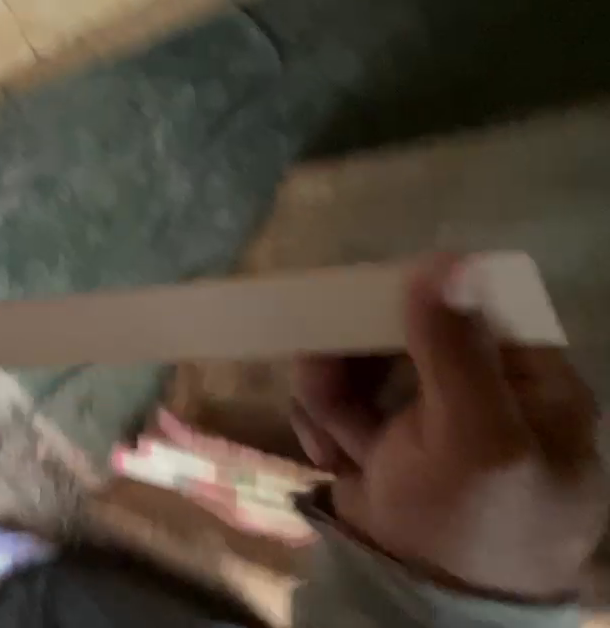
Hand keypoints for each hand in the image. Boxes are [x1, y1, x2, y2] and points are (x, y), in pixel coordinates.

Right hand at [292, 255, 606, 601]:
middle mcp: (482, 389)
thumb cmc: (468, 516)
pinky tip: (335, 457)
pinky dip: (319, 423)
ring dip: (327, 400)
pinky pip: (330, 397)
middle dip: (346, 366)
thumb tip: (447, 258)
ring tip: (338, 446)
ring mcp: (427, 412)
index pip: (465, 307)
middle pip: (389, 332)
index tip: (351, 310)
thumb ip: (451, 347)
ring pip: (348, 363)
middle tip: (330, 397)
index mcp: (530, 384)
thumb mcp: (469, 433)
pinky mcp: (380, 430)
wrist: (419, 591)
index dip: (404, 302)